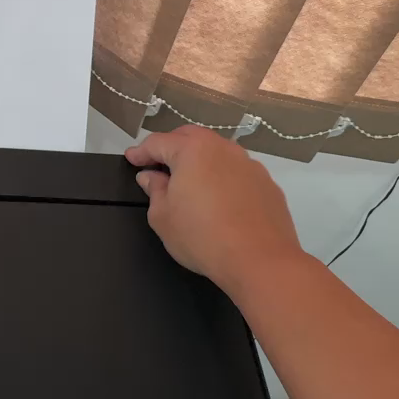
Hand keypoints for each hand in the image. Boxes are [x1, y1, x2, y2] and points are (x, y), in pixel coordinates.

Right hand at [126, 127, 309, 297]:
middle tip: (158, 165)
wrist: (261, 261)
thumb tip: (151, 177)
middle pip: (190, 138)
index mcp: (192, 150)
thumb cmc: (202, 237)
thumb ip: (154, 190)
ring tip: (190, 182)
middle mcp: (222, 148)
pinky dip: (222, 177)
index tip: (131, 159)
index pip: (158, 142)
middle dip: (171, 147)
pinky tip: (219, 200)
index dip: (140, 151)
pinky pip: (237, 172)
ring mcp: (249, 164)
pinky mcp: (267, 184)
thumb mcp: (162, 217)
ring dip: (199, 161)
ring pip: (217, 152)